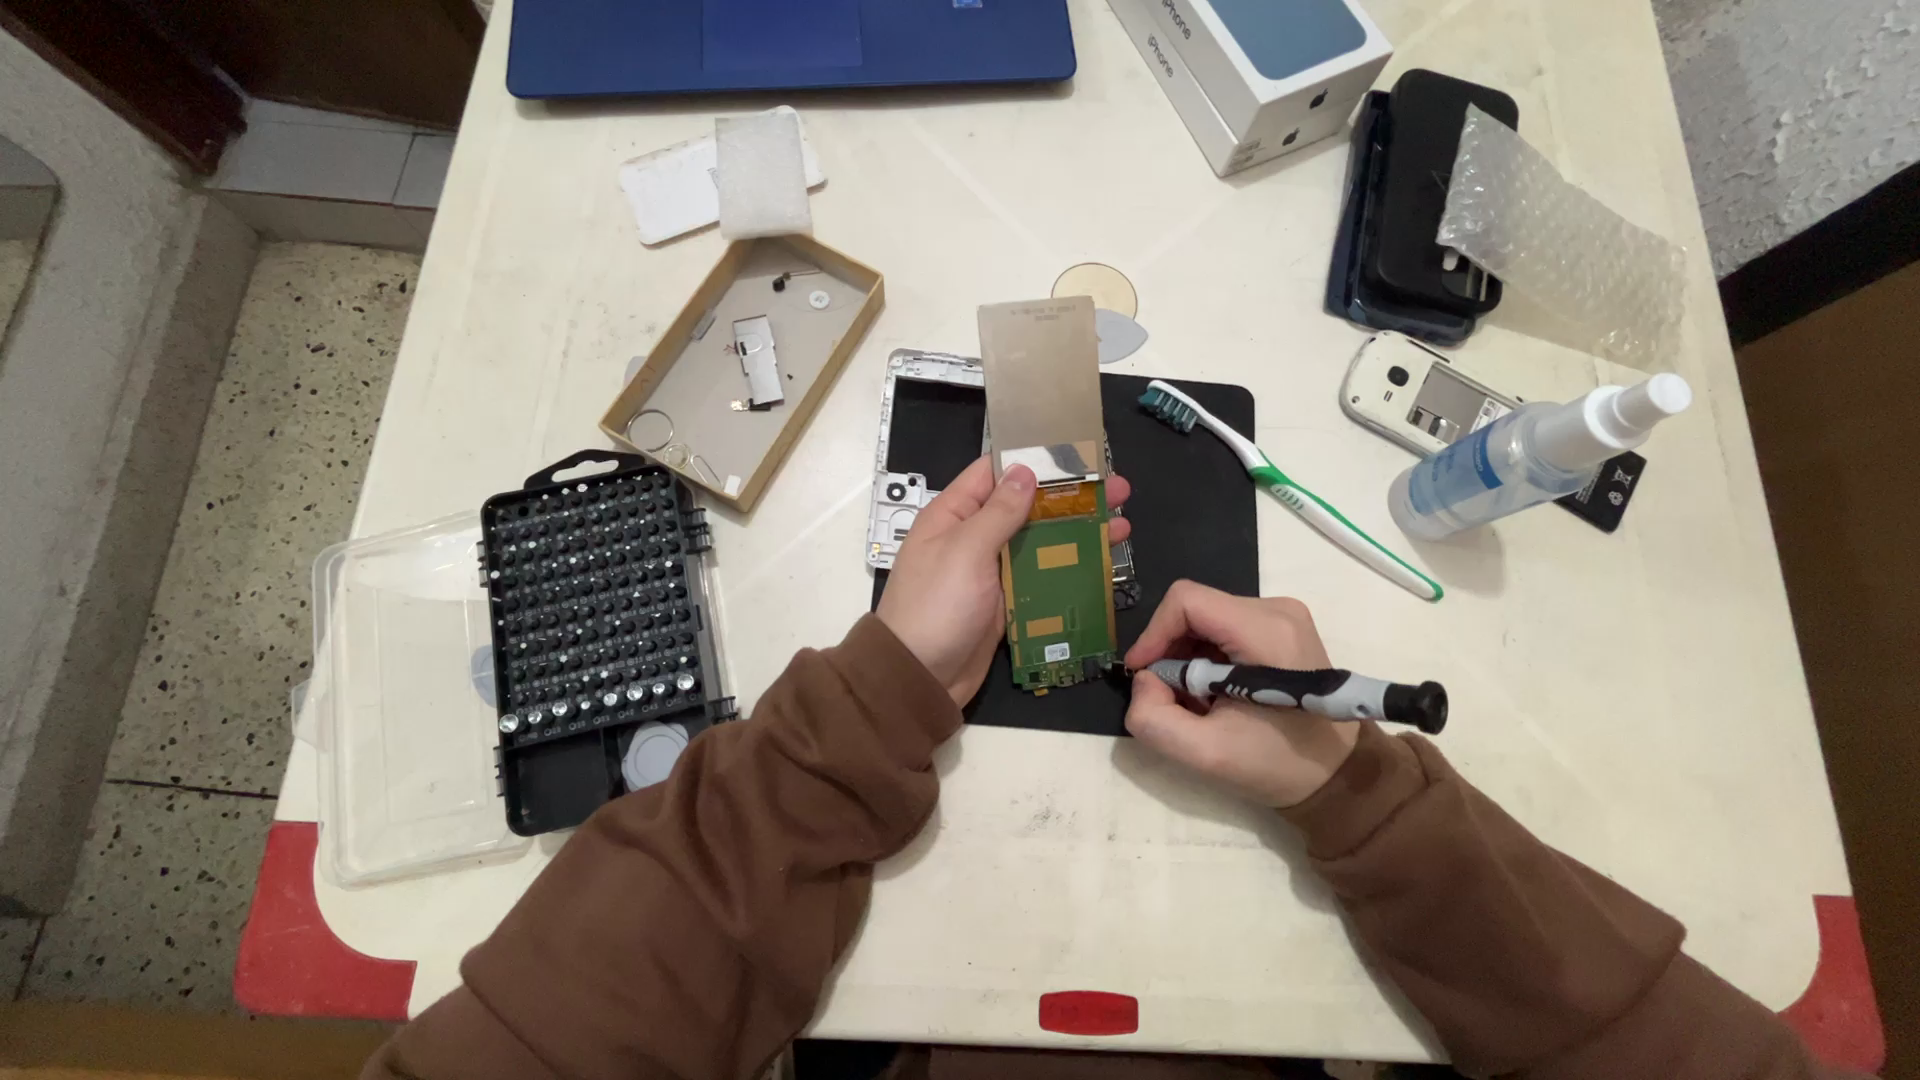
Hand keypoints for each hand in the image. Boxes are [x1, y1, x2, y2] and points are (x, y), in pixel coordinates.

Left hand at [878, 456, 1131, 705]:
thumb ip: (997, 512)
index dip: (1034, 460)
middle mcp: (973, 537)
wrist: (921, 677)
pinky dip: (1068, 567)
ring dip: (1077, 531)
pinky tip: (1101, 561)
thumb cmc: (935, 607)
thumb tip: (1024, 471)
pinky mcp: (1006, 600)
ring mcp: (990, 570)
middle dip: (1071, 497)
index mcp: (953, 515)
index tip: (1077, 452)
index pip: (994, 473)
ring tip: (1122, 524)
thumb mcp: (964, 552)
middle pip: (1026, 506)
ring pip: (1039, 541)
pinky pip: (1041, 575)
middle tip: (1119, 489)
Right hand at [1123, 581, 1357, 807]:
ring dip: (1187, 657)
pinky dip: (1206, 657)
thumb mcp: (1206, 755)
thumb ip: (1155, 718)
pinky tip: (1216, 691)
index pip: (1186, 601)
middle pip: (1195, 609)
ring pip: (1206, 618)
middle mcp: (1276, 610)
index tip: (1142, 674)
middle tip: (1173, 696)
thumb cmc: (1279, 764)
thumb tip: (1144, 681)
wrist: (1342, 774)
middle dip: (1171, 651)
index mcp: (1265, 630)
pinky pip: (1224, 627)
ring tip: (1197, 700)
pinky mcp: (1282, 627)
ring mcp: (1282, 616)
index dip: (1153, 634)